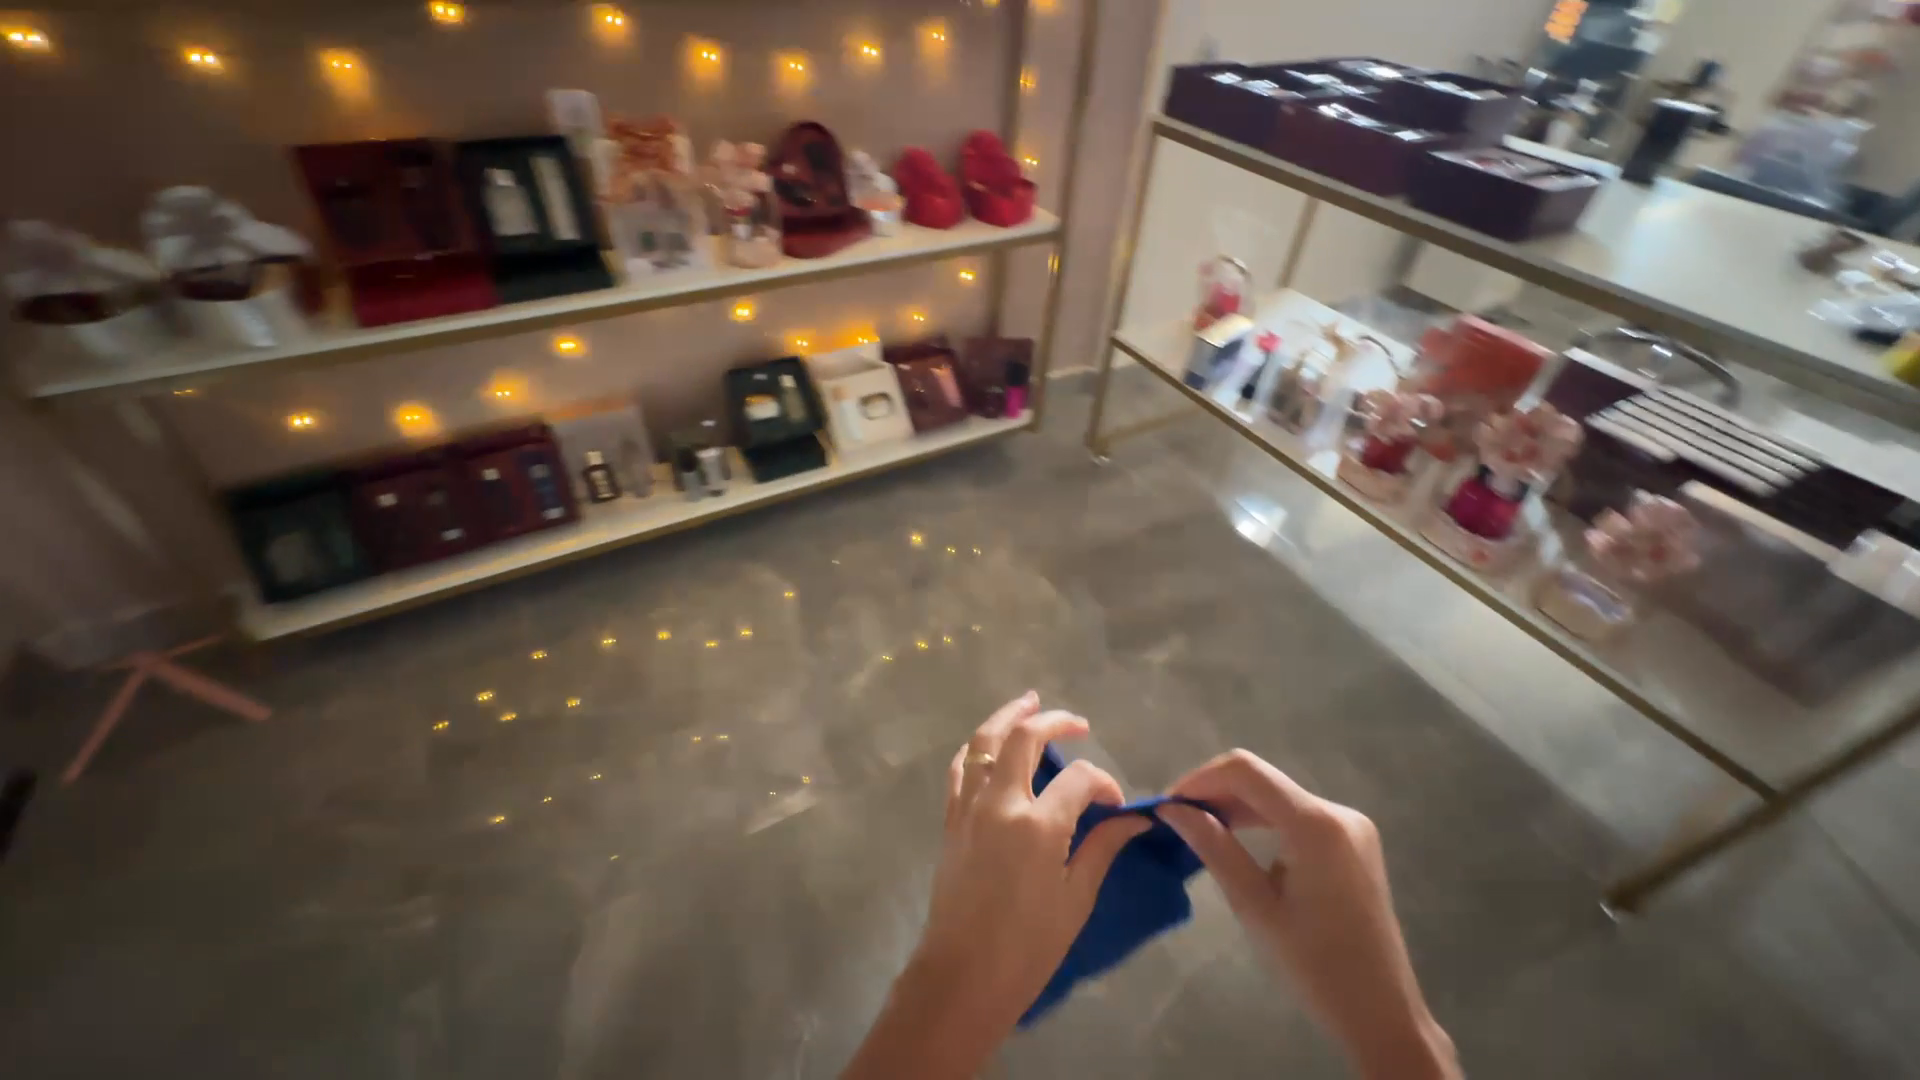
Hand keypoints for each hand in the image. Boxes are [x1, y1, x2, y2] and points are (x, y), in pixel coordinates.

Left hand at [841, 693, 1149, 1079]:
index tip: (1115, 802)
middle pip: (1024, 737)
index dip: (1103, 783)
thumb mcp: (1075, 900)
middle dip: (1054, 721)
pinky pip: (960, 767)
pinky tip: (989, 743)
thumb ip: (1102, 849)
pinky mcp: (951, 818)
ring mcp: (969, 807)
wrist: (962, 976)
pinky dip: (976, 747)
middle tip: (1078, 722)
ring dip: (1008, 716)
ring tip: (1029, 701)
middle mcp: (1000, 803)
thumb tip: (1134, 819)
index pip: (1079, 779)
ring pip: (984, 741)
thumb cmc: (1027, 947)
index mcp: (1038, 826)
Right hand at [1158, 751, 1458, 1079]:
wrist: (1382, 1013)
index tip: (1169, 806)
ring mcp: (1350, 825)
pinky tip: (1237, 839)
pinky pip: (1295, 813)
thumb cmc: (1314, 966)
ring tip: (1198, 828)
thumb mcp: (1253, 905)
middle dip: (1214, 791)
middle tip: (1177, 819)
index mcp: (1316, 824)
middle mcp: (1337, 812)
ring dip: (1235, 805)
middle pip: (1262, 779)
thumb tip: (1172, 810)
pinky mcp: (1352, 841)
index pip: (1245, 771)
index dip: (1200, 779)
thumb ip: (1213, 847)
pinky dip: (1261, 819)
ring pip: (1277, 794)